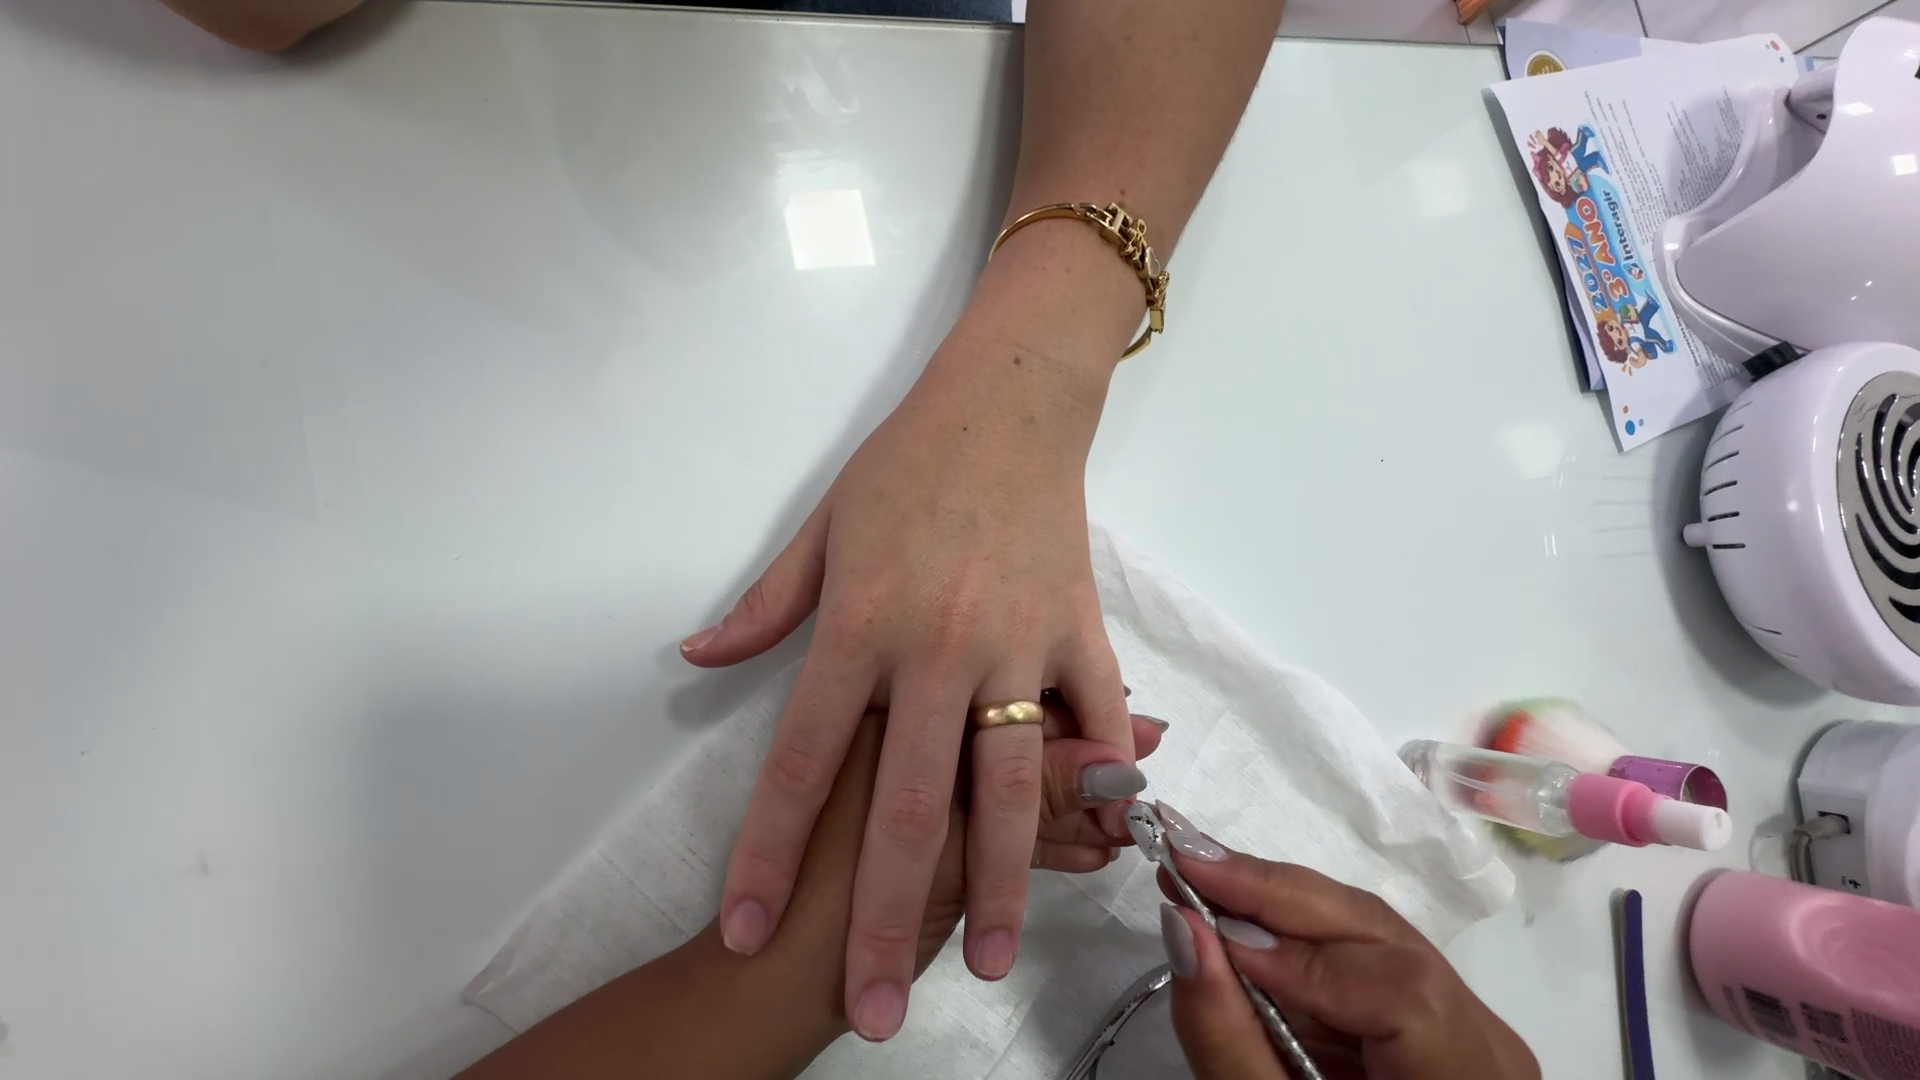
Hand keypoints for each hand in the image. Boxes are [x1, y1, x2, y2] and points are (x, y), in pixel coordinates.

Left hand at [681, 307, 1131, 1040]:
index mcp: (862, 623)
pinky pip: (1096, 716)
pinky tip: (1095, 840)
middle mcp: (938, 647)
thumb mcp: (824, 525)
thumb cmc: (908, 462)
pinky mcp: (1080, 628)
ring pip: (1010, 783)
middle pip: (908, 801)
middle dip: (882, 912)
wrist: (1007, 403)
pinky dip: (1099, 777)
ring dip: (998, 878)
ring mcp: (1020, 643)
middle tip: (869, 1008)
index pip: (803, 758)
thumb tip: (699, 660)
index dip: (765, 849)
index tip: (743, 929)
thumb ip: (766, 605)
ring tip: (984, 959)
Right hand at [1156, 839, 1538, 1079]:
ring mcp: (1458, 1012)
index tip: (1210, 932)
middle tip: (1180, 857)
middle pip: (1376, 932)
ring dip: (1268, 894)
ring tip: (1192, 870)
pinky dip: (1283, 919)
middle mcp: (1483, 1038)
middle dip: (1269, 891)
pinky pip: (1352, 939)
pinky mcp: (1423, 999)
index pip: (1402, 995)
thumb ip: (1228, 1038)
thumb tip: (1179, 923)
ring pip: (1360, 922)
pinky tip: (1230, 900)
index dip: (1304, 959)